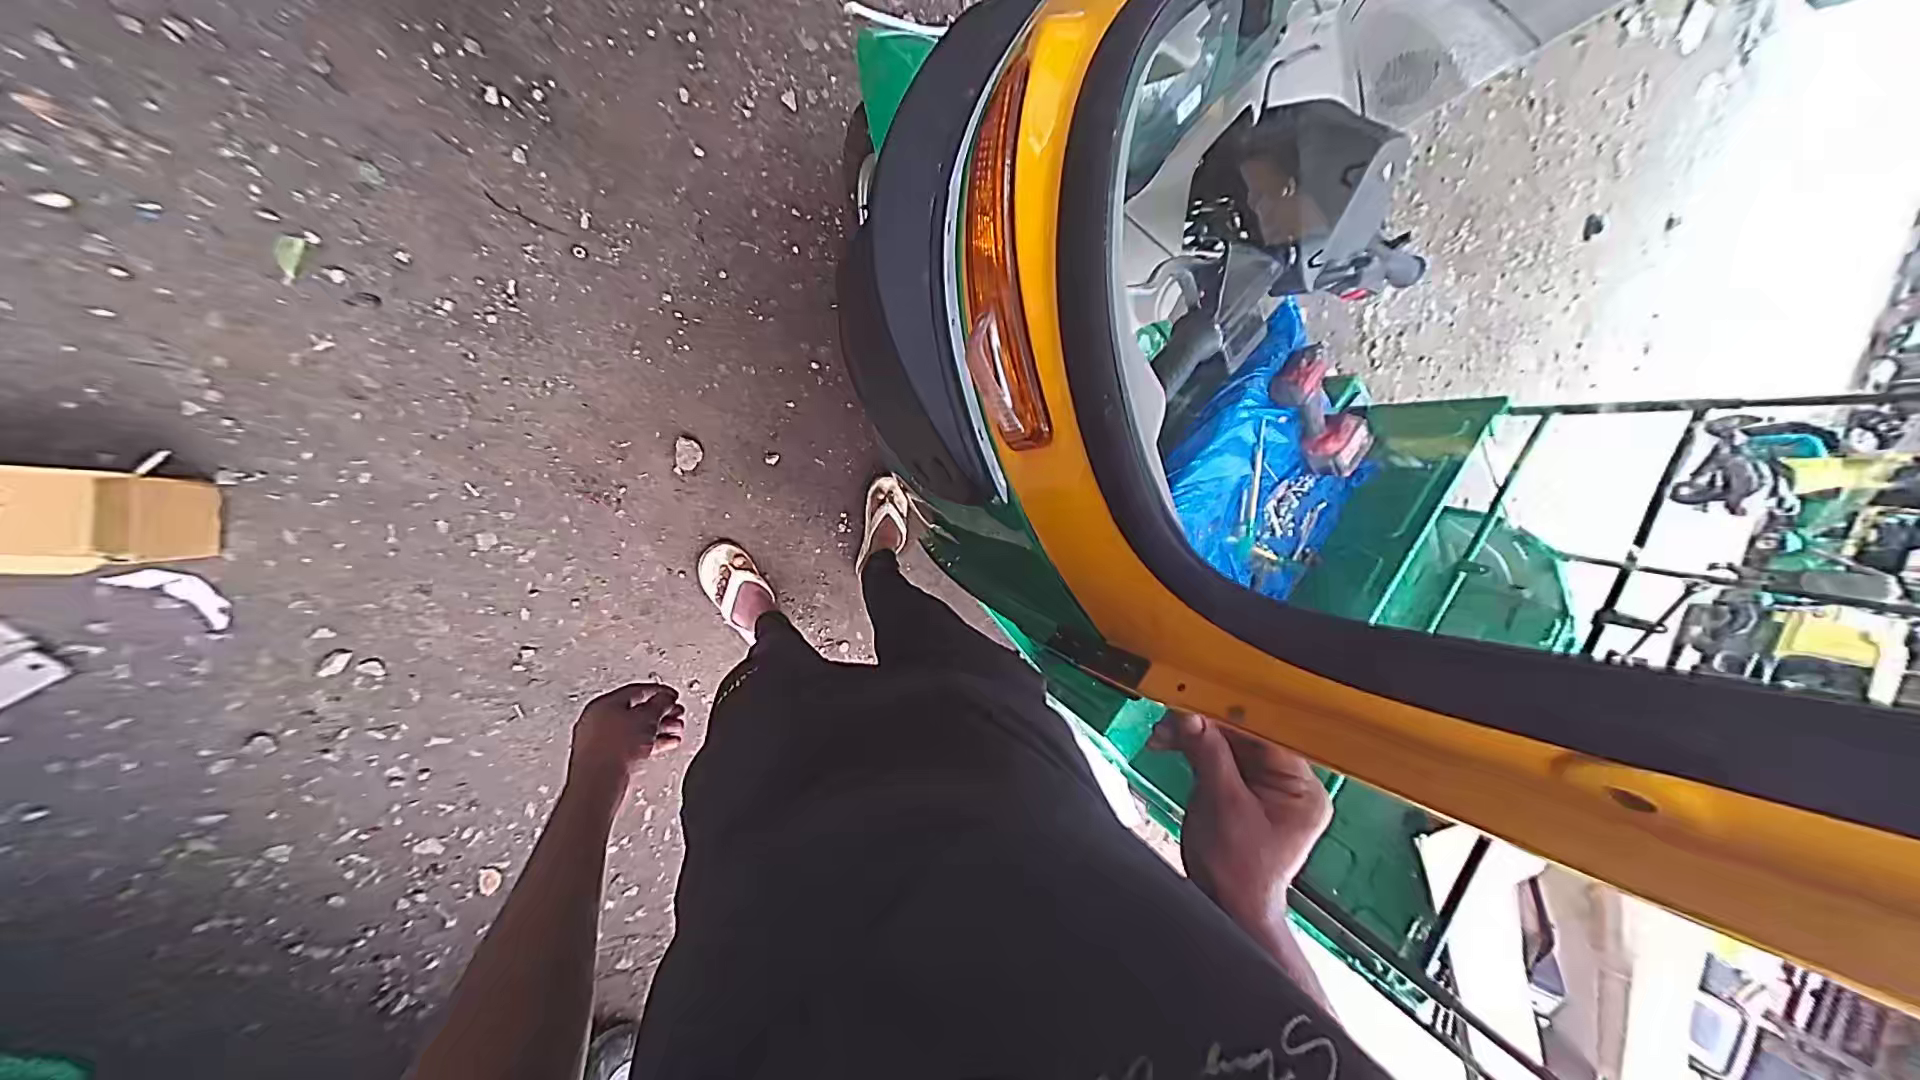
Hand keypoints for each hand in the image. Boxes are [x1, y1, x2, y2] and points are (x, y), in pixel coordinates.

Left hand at [565, 683, 685, 798]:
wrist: (600, 781)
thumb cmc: (614, 748)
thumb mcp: (647, 717)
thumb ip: (660, 704)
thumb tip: (665, 699)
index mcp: (604, 704)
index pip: (636, 691)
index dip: (659, 692)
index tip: (672, 696)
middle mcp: (597, 719)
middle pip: (636, 711)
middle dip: (660, 713)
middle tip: (675, 713)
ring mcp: (599, 740)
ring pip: (634, 729)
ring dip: (658, 729)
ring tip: (675, 731)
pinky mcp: (603, 759)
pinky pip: (630, 745)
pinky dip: (648, 744)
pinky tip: (662, 745)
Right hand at [1149, 710, 1332, 933]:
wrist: (1226, 905)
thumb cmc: (1237, 871)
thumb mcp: (1223, 807)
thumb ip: (1208, 755)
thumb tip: (1191, 716)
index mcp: (1302, 788)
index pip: (1268, 734)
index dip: (1232, 713)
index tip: (1201, 696)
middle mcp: (1287, 781)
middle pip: (1244, 733)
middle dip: (1204, 725)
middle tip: (1172, 719)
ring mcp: (1263, 782)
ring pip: (1226, 739)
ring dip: (1191, 734)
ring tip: (1163, 736)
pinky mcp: (1239, 783)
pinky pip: (1215, 752)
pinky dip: (1190, 746)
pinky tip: (1168, 743)